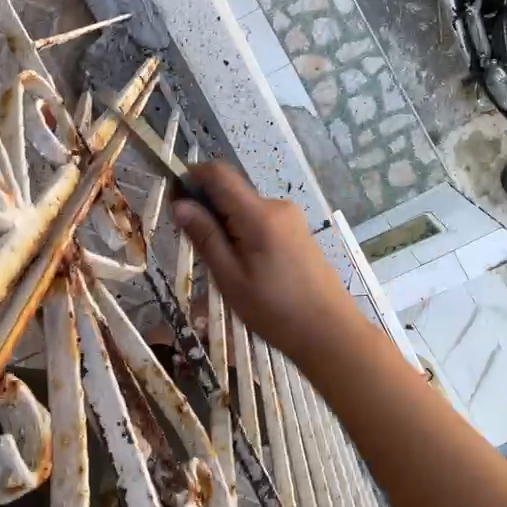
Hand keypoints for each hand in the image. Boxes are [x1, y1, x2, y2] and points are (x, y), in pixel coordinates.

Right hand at [170, 163, 363, 360]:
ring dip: (226, 225)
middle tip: (197, 250)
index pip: (218, 173)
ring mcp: (291, 218)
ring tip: (225, 268)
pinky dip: (244, 233)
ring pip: (245, 208)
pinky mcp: (298, 231)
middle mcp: (277, 206)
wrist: (332, 333)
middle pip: (231, 191)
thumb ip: (205, 237)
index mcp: (258, 214)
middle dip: (208, 210)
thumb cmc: (276, 311)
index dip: (191, 178)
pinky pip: (261, 220)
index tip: (175, 201)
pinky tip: (248, 268)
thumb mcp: (230, 278)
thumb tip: (180, 204)